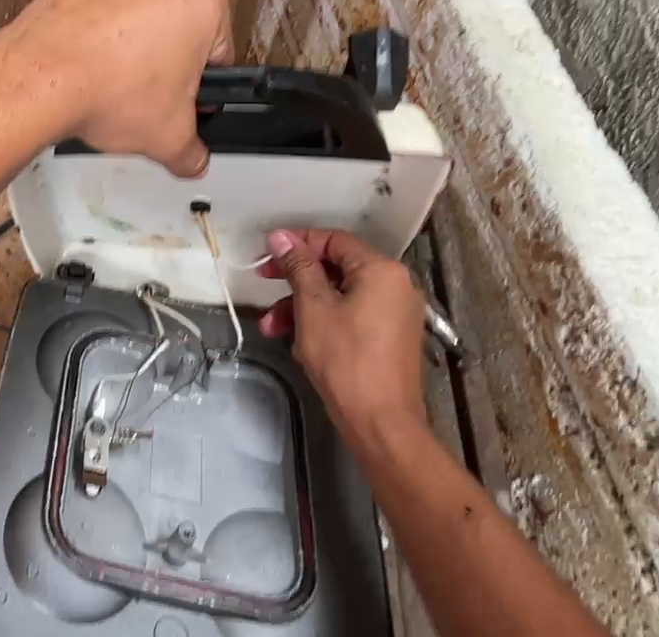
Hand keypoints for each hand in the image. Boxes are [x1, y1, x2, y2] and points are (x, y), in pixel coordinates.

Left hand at [0, 0, 229, 176]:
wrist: (40, 77)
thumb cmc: (112, 93)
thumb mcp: (169, 138)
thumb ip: (192, 152)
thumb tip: (194, 160)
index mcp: (205, 0)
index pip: (219, 51)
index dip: (202, 85)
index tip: (183, 103)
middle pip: (179, 24)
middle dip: (166, 58)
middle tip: (145, 96)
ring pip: (139, 11)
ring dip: (132, 41)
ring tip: (111, 81)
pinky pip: (101, 5)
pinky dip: (98, 29)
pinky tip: (86, 62)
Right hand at [257, 229, 426, 445]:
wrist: (381, 423)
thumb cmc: (345, 359)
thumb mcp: (313, 307)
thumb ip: (298, 266)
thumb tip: (280, 237)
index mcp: (381, 270)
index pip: (333, 240)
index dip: (297, 243)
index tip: (266, 254)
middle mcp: (395, 285)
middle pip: (335, 267)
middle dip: (295, 279)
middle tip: (264, 282)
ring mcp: (394, 313)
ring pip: (338, 295)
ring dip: (301, 306)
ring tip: (271, 327)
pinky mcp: (388, 337)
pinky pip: (350, 315)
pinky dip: (322, 321)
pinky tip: (295, 340)